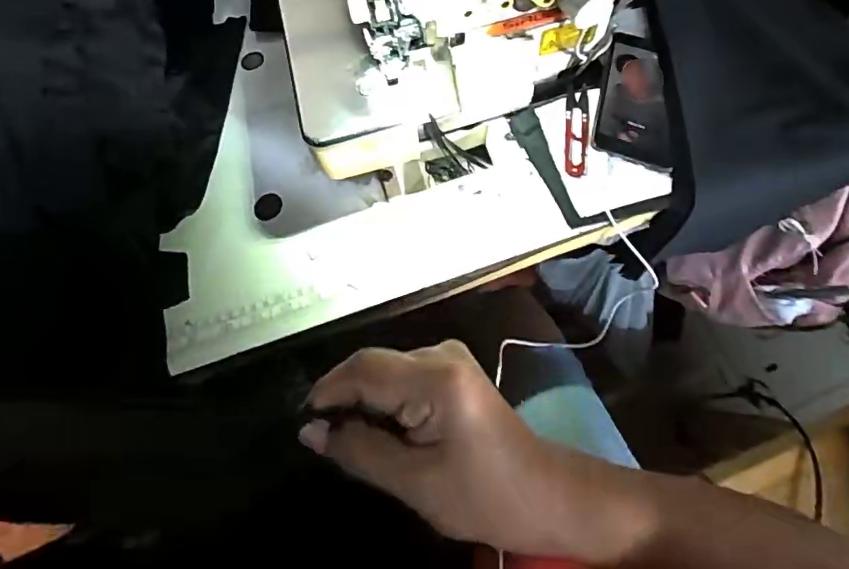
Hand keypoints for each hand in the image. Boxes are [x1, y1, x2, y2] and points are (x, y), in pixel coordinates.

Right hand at [300, 341, 648, 560]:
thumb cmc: (484, 496)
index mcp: (436, 376)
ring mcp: (448, 355)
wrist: (546, 494)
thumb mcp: (416, 483)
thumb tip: (310, 432)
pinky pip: (401, 374)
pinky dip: (382, 398)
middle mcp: (441, 352)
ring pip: (385, 368)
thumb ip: (360, 452)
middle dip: (343, 396)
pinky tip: (375, 427)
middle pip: (374, 364)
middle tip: (318, 435)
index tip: (302, 422)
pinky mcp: (451, 367)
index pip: (365, 369)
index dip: (328, 391)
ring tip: (342, 435)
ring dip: (361, 398)